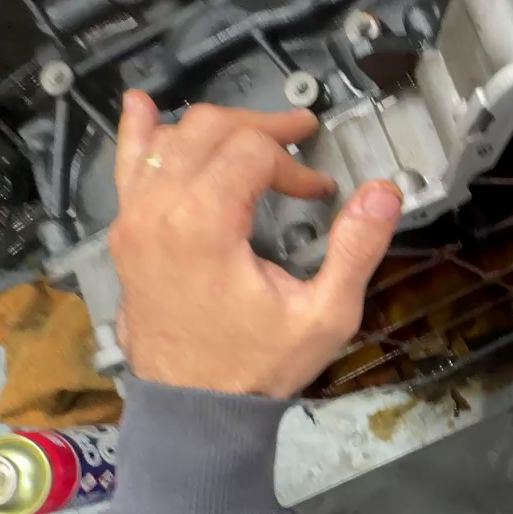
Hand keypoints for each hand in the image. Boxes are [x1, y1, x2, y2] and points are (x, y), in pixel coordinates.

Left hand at [107, 91, 403, 398]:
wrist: (196, 406)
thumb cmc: (262, 362)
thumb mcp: (327, 315)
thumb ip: (356, 249)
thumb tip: (385, 192)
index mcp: (204, 225)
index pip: (251, 152)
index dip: (296, 164)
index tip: (323, 194)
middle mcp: (157, 211)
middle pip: (208, 129)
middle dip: (264, 126)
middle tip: (303, 135)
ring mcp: (132, 220)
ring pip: (170, 139)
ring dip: (219, 126)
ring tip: (259, 130)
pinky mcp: (127, 233)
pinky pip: (128, 166)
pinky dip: (141, 133)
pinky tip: (144, 107)